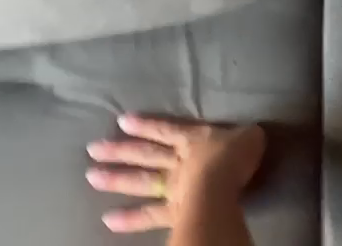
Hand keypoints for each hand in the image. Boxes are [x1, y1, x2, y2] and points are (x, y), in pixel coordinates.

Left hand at [87, 115, 266, 233]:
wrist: (223, 185)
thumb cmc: (235, 156)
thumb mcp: (248, 136)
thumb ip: (244, 134)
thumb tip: (250, 132)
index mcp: (193, 138)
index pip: (165, 128)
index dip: (145, 124)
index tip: (121, 121)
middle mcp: (177, 160)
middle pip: (144, 153)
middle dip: (119, 150)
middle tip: (92, 148)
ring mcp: (172, 186)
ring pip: (140, 181)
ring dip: (115, 178)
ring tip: (91, 176)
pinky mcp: (172, 211)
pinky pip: (147, 216)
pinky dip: (128, 219)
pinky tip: (108, 220)